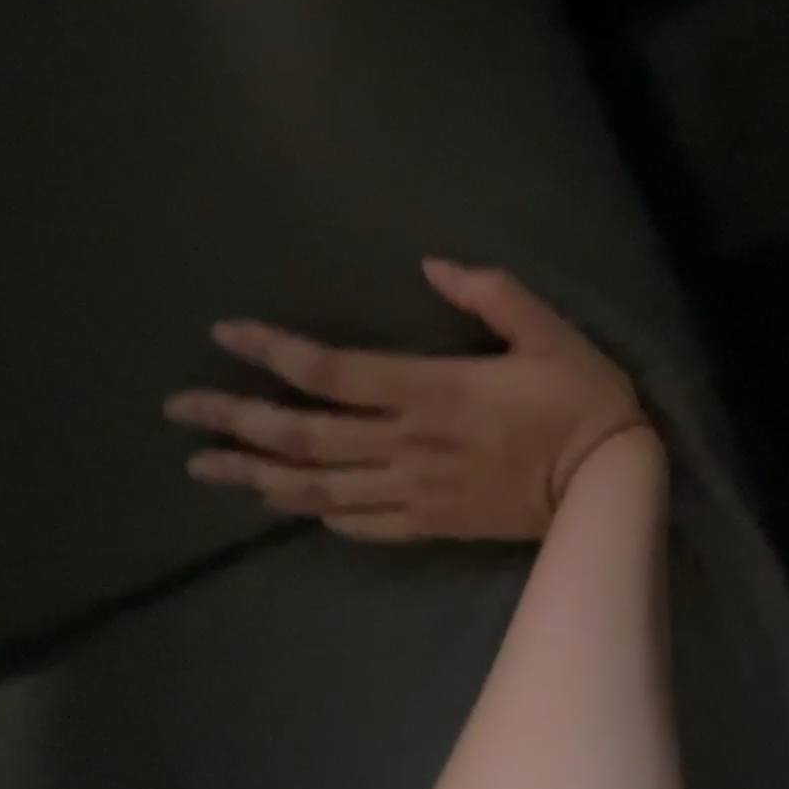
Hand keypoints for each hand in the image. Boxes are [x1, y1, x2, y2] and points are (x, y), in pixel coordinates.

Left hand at [163, 259, 658, 542]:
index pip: (334, 372)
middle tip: (182, 412)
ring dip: (258, 474)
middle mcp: (409, 444)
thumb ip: (493, 294)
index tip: (228, 336)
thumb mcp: (551, 332)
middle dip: (238, 420)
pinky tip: (293, 505)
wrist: (606, 480)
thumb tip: (432, 266)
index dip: (276, 352)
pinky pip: (360, 523)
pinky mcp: (433, 523)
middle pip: (305, 436)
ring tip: (209, 465)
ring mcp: (415, 490)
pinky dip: (317, 512)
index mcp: (435, 391)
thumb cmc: (581, 399)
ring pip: (317, 487)